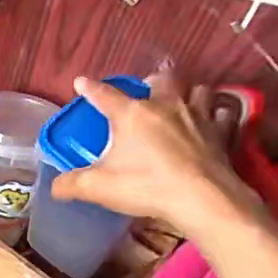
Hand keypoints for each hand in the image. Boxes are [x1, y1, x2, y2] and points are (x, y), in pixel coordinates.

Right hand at [50, 73, 258, 238]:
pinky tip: (211, 122)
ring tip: (181, 102)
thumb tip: (55, 187)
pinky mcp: (220, 132)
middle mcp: (165, 106)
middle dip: (151, 81)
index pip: (105, 95)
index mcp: (131, 115)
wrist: (201, 198)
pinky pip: (221, 114)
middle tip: (146, 90)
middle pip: (161, 79)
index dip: (90, 88)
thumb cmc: (145, 186)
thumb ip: (71, 184)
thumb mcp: (97, 187)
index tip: (82, 82)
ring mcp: (197, 116)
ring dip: (188, 92)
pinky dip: (216, 115)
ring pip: (197, 90)